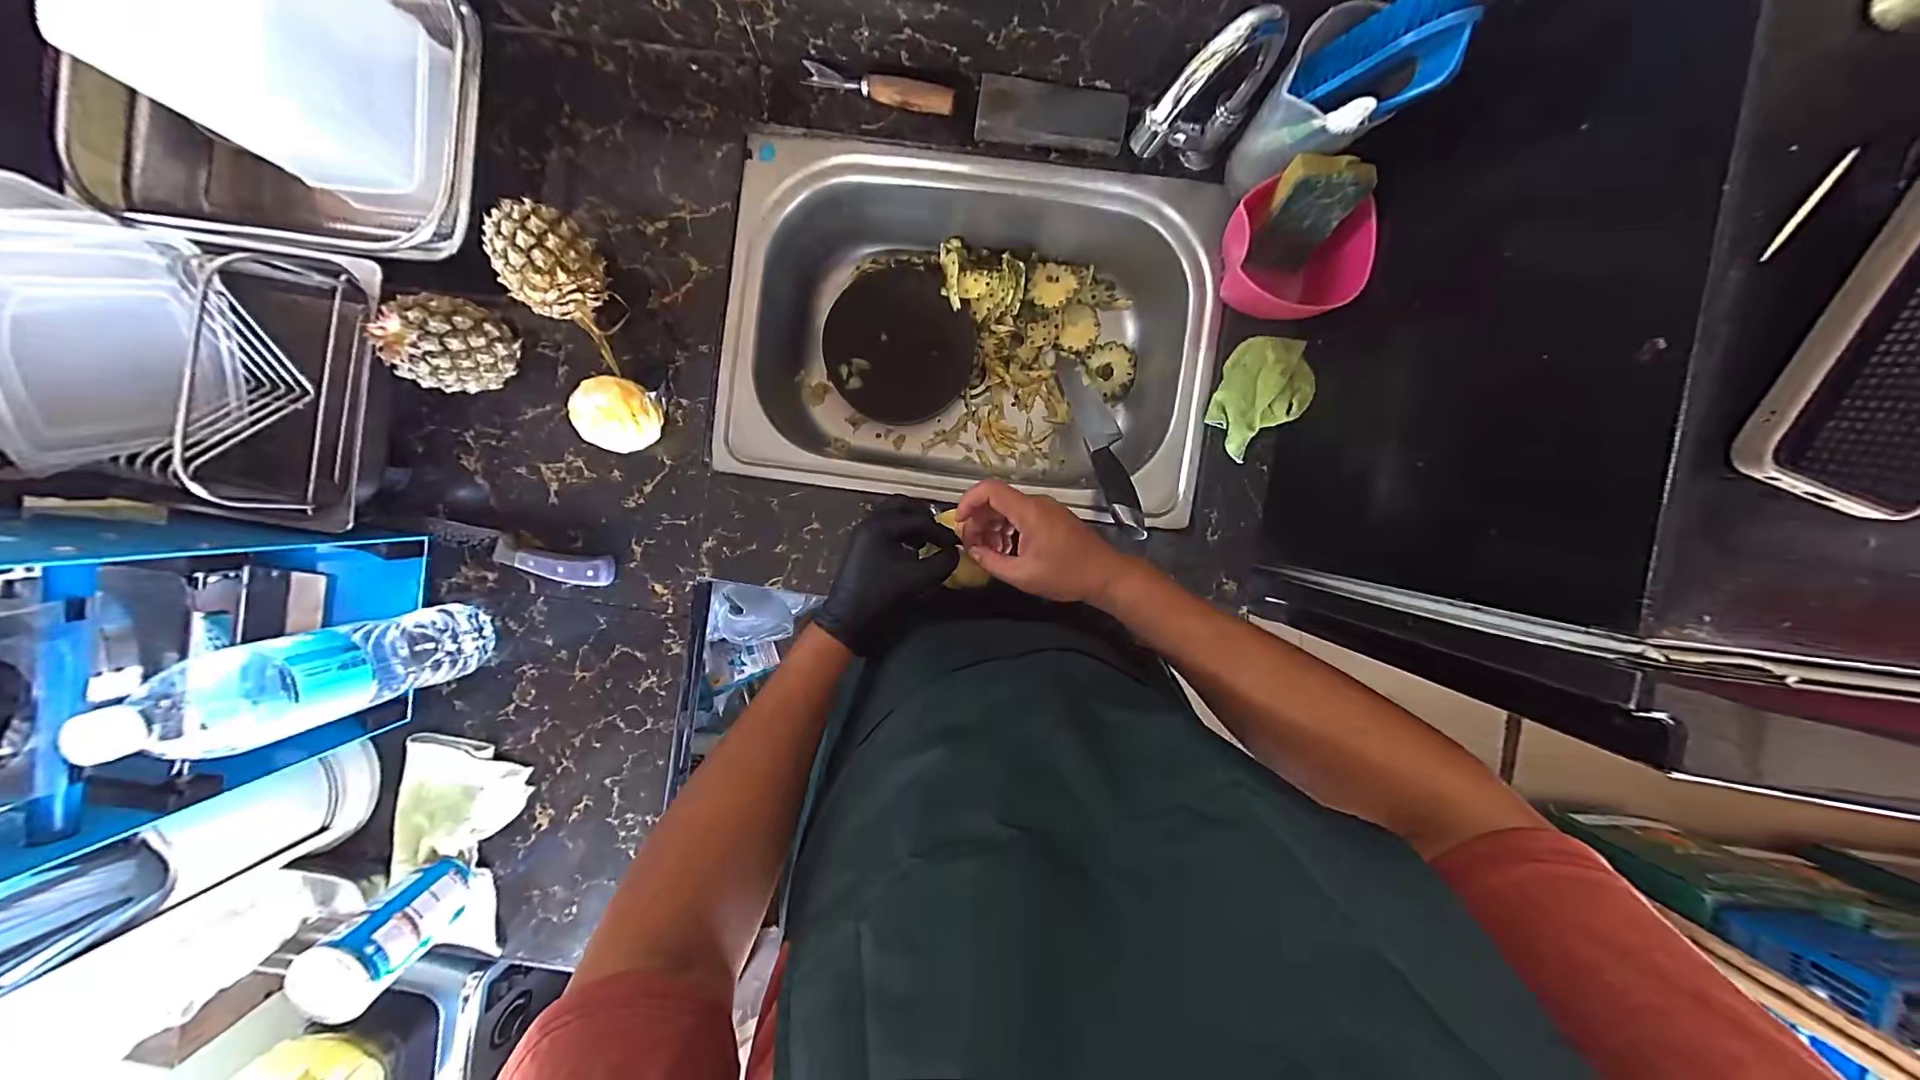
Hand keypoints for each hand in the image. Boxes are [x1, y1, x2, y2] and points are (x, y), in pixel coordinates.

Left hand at [813, 496, 959, 653]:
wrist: (848, 617)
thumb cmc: (882, 595)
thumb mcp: (919, 579)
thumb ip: (943, 562)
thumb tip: (955, 552)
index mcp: (882, 526)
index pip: (920, 519)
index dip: (941, 531)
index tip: (955, 543)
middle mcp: (871, 522)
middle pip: (903, 506)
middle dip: (925, 517)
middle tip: (940, 533)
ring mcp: (863, 531)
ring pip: (892, 514)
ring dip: (911, 523)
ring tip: (927, 540)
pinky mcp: (861, 543)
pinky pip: (885, 526)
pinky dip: (900, 530)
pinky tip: (911, 549)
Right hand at [953, 480, 1139, 605]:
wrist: (1105, 575)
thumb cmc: (1068, 575)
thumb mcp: (1022, 575)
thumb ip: (991, 562)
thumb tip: (974, 552)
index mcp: (1028, 512)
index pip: (989, 490)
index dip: (967, 502)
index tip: (959, 521)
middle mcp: (1037, 504)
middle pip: (996, 500)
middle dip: (978, 522)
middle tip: (973, 546)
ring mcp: (1045, 510)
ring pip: (1007, 510)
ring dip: (993, 529)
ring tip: (992, 553)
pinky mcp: (1051, 519)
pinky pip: (1021, 517)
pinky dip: (1008, 531)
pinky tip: (1008, 552)